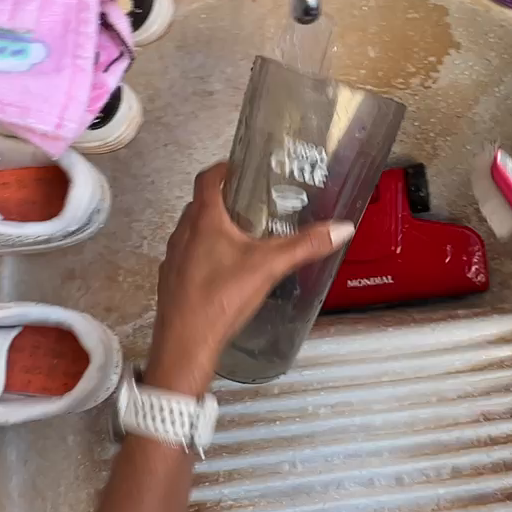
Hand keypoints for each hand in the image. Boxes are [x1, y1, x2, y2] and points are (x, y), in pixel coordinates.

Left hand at [147, 162, 353, 394]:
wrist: (185, 344)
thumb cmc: (220, 299)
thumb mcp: (270, 267)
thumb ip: (306, 245)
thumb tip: (340, 228)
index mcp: (204, 220)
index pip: (208, 179)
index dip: (224, 168)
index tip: (240, 166)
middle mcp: (183, 234)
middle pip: (201, 203)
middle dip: (224, 198)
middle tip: (251, 200)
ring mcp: (174, 258)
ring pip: (192, 230)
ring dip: (213, 226)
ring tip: (242, 233)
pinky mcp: (172, 280)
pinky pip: (188, 256)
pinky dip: (205, 253)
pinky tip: (225, 269)